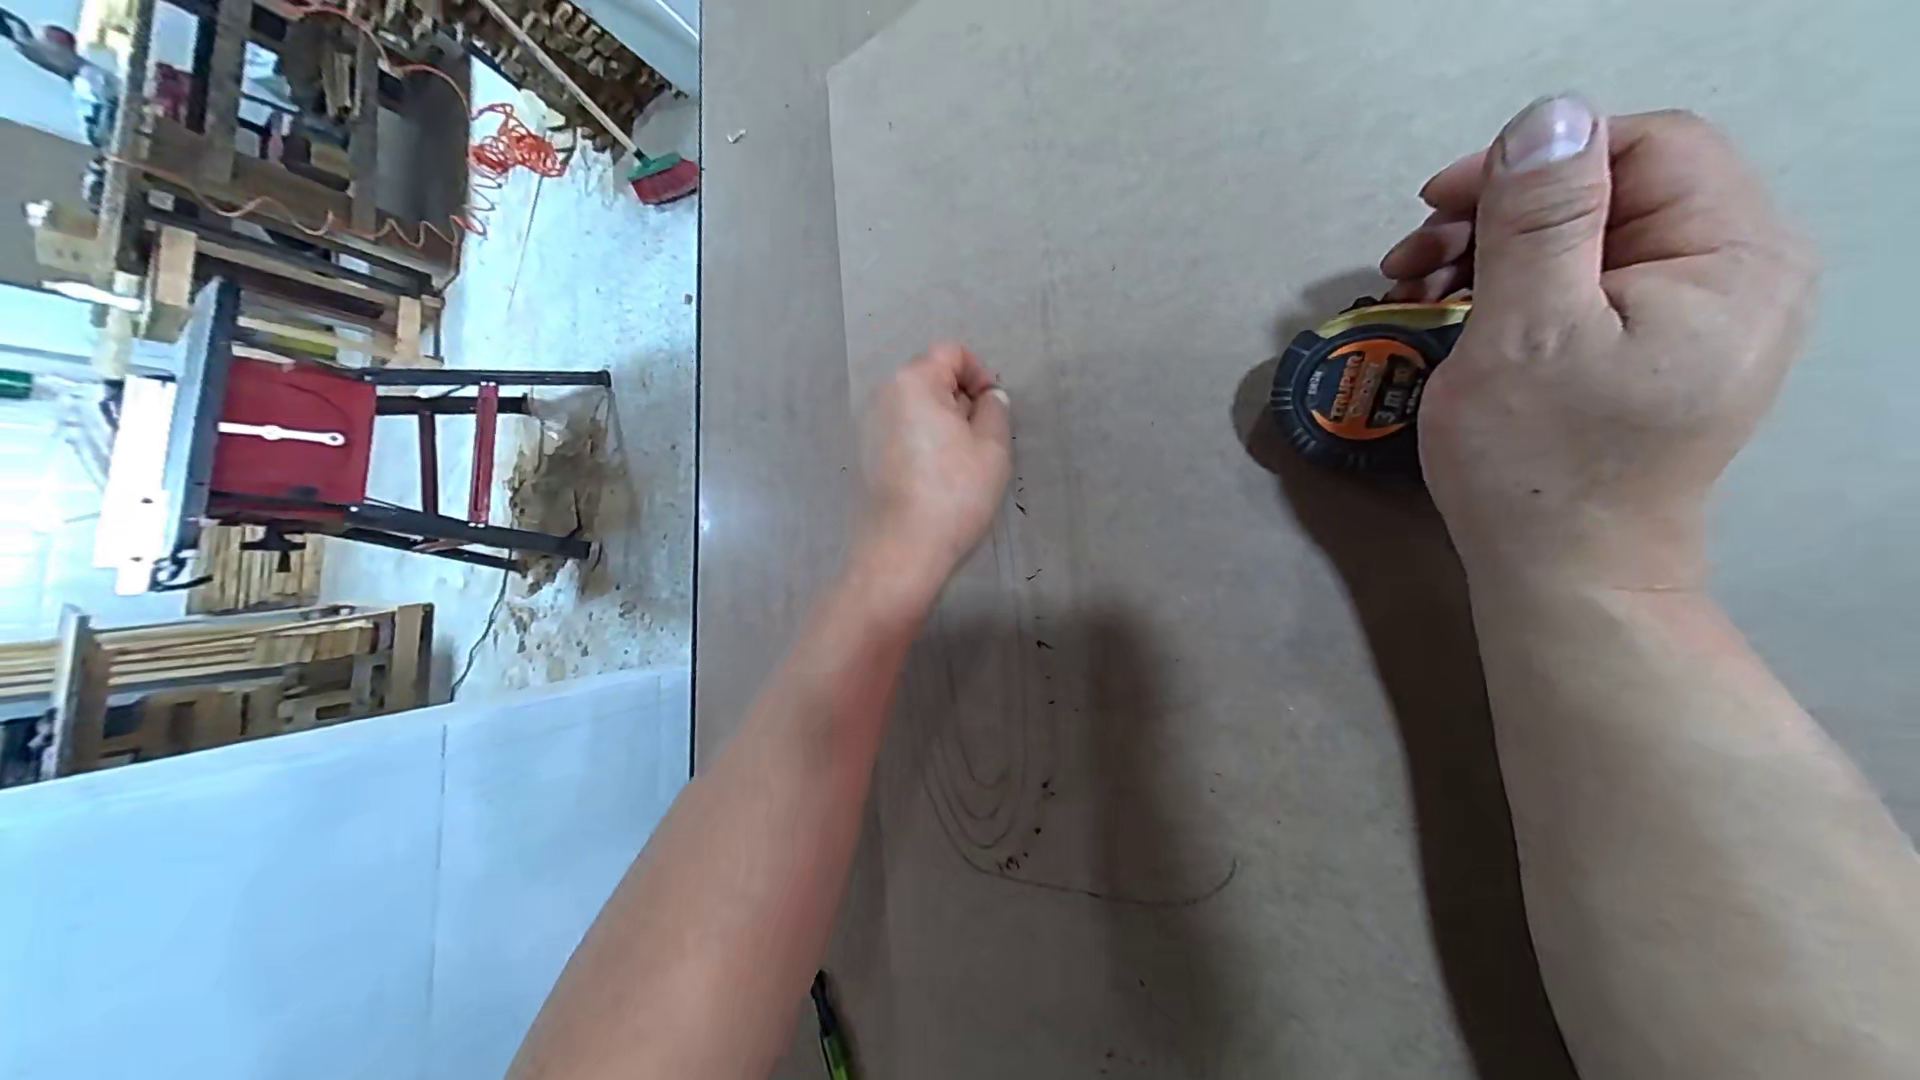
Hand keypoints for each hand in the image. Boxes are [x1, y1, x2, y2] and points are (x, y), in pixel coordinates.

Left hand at [855, 343, 1012, 585]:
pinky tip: (936, 477)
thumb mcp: (992, 448)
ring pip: (917, 408)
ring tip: (961, 462)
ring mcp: (868, 426)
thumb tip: (988, 397)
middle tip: (981, 439)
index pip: (951, 352)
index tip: (992, 409)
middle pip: (931, 378)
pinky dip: (924, 441)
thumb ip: (995, 410)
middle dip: (961, 399)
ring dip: (944, 423)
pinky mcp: (866, 455)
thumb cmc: (953, 493)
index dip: (979, 374)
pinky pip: (902, 432)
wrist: (902, 548)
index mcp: (912, 382)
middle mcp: (883, 395)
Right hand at [1381, 100, 1818, 590]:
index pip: (1641, 147)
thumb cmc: (1536, 458)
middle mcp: (1732, 274)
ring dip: (1492, 255)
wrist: (1561, 568)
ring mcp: (1691, 320)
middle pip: (1612, 195)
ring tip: (1419, 293)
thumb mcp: (1524, 334)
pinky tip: (1460, 321)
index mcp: (1730, 254)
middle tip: (1410, 261)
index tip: (1433, 206)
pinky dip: (1511, 294)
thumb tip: (1545, 116)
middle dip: (1498, 215)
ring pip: (1588, 246)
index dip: (1529, 162)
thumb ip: (1541, 221)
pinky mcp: (1647, 355)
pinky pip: (1581, 293)